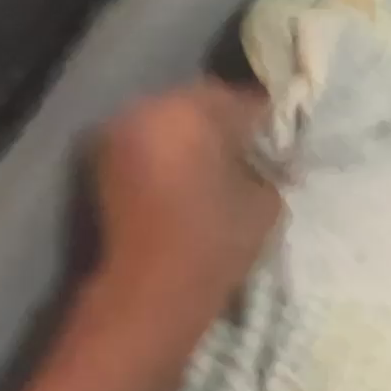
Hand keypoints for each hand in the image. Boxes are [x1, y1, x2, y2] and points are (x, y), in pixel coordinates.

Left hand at [91, 80, 282, 305]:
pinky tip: (192, 185)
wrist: (154, 289)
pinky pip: (150, 144)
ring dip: (197, 141)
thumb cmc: (216, 245)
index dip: (268, 120)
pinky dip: (172, 156)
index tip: (286, 141)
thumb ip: (270, 173)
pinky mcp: (105, 160)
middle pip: (199, 105)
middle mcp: (148, 109)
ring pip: (170, 123)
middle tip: (256, 156)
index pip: (241, 100)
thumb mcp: (266, 207)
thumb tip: (269, 164)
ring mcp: (120, 132)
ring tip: (223, 172)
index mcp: (192, 114)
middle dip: (228, 126)